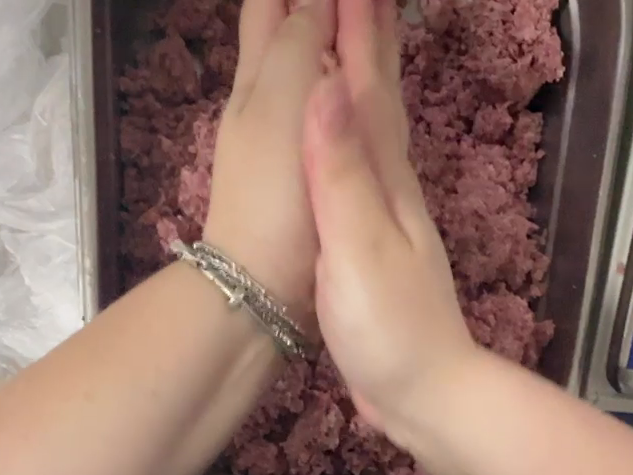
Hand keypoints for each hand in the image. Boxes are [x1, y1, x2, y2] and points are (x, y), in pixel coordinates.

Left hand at [203, 0, 337, 322]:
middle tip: (368, 7)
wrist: (262, 289)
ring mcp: (288, 146)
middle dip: (322, 10)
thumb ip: (298, 44)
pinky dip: (346, 96)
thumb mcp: (279, 107)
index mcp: (258, 78)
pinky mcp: (310, 182)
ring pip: (312, 76)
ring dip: (338, 46)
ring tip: (374, 26)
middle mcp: (268, 104)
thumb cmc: (270, 197)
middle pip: (290, 34)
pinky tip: (365, 99)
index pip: (273, 6)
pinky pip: (330, 121)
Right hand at [303, 0, 482, 424]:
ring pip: (369, 145)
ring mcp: (384, 229)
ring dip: (357, 97)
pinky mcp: (371, 261)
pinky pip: (355, 187)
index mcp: (386, 184)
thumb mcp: (361, 247)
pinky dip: (345, 156)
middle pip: (378, 107)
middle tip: (352, 0)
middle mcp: (391, 195)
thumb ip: (342, 173)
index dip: (357, 32)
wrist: (424, 396)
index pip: (369, 90)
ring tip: (342, 61)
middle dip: (365, 47)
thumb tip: (328, 85)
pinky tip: (339, 161)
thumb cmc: (390, 328)